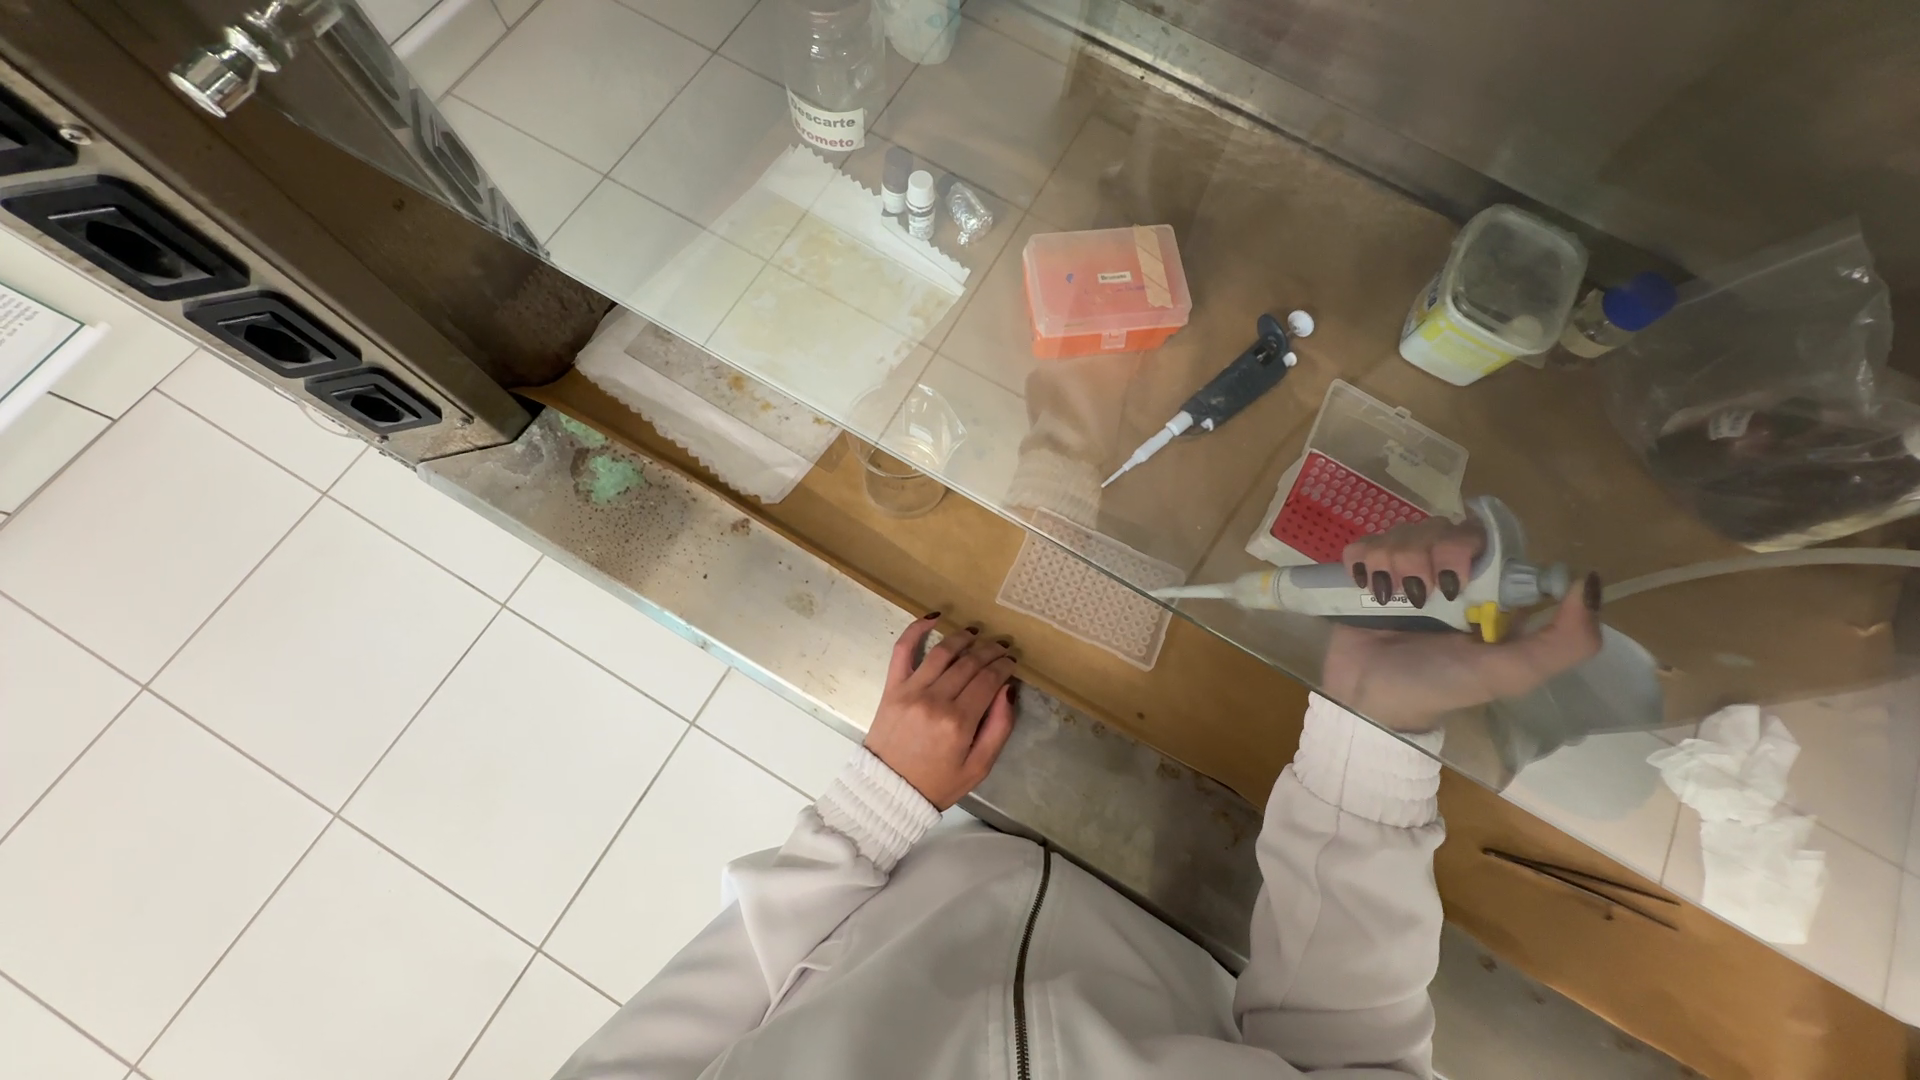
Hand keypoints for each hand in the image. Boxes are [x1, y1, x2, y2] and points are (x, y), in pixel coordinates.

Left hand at [864, 614, 1018, 809]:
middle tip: (1002, 646)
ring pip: (943, 652)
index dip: (1004, 666)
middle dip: (990, 650)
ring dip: (963, 637)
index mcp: (959, 722)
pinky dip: (916, 629)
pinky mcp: (892, 687)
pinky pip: (902, 650)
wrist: (888, 792)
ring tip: (976, 632)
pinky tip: (933, 617)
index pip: (988, 680)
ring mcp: (911, 690)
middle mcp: (935, 700)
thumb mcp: (979, 768)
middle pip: (969, 663)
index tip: (1012, 661)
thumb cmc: (937, 783)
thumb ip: (999, 729)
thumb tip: (1007, 690)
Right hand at [1329, 518, 1603, 731]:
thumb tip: (1588, 581)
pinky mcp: (1362, 575)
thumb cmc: (1437, 686)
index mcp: (1484, 593)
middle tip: (1426, 593)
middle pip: (1443, 528)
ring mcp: (1401, 573)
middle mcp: (1445, 576)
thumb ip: (1563, 642)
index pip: (1489, 540)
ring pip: (1403, 533)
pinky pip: (1363, 545)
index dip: (1476, 547)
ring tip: (1390, 598)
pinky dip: (1363, 562)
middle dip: (1432, 555)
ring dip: (1395, 561)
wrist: (1368, 697)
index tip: (1464, 576)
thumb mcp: (1509, 673)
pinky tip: (1368, 588)